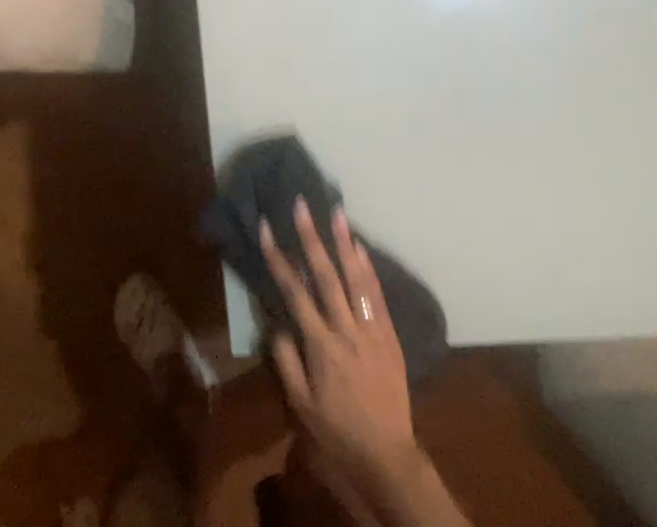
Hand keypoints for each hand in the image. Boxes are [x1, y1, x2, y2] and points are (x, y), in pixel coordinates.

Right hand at [262, 200, 418, 498]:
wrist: (386, 453)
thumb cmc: (335, 429)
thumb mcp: (299, 402)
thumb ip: (286, 360)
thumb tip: (277, 323)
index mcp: (320, 346)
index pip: (294, 292)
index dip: (279, 257)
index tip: (267, 228)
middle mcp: (346, 330)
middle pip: (326, 275)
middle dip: (311, 237)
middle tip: (302, 204)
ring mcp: (371, 330)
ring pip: (355, 278)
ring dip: (344, 242)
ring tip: (336, 211)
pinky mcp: (389, 335)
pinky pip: (377, 295)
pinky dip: (368, 269)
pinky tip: (360, 248)